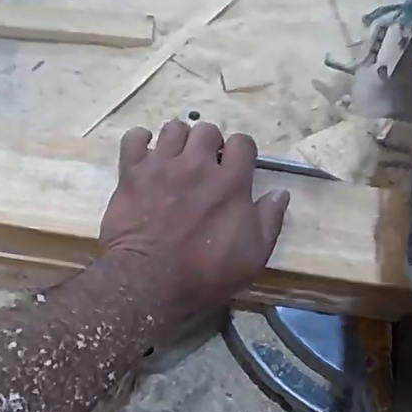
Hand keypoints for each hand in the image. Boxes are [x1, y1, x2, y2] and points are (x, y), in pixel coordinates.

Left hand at [98, 121, 290, 324]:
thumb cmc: (208, 273)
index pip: (242, 142)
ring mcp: (161, 167)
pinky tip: (147, 155)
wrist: (151, 283)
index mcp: (231, 182)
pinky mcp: (131, 174)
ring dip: (179, 140)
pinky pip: (134, 139)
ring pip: (173, 129)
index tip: (238, 166)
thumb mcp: (254, 254)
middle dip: (210, 143)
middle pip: (207, 130)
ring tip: (178, 159)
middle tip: (207, 164)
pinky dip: (141, 141)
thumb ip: (270, 219)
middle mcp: (197, 165)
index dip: (242, 151)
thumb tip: (280, 192)